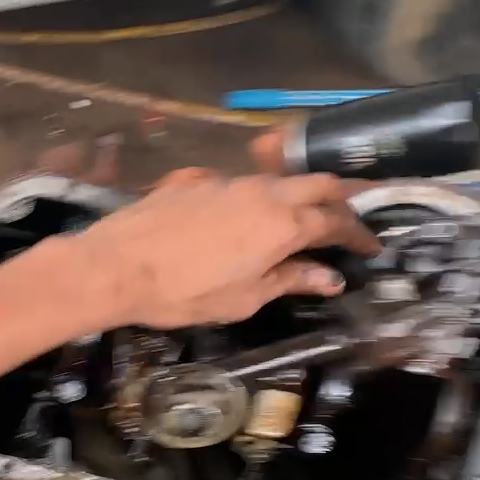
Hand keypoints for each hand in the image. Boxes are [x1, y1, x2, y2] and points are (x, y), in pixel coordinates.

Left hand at [60, 169, 379, 329]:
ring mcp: (219, 181)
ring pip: (270, 180)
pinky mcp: (184, 180)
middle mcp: (258, 192)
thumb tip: (328, 277)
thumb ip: (288, 281)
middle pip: (315, 184)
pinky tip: (229, 216)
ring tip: (288, 218)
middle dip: (338, 200)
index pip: (337, 221)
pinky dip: (242, 197)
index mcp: (282, 223)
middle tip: (342, 222)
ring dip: (288, 196)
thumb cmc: (178, 293)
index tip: (369, 247)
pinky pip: (226, 183)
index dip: (358, 235)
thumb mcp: (241, 299)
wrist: (109, 268)